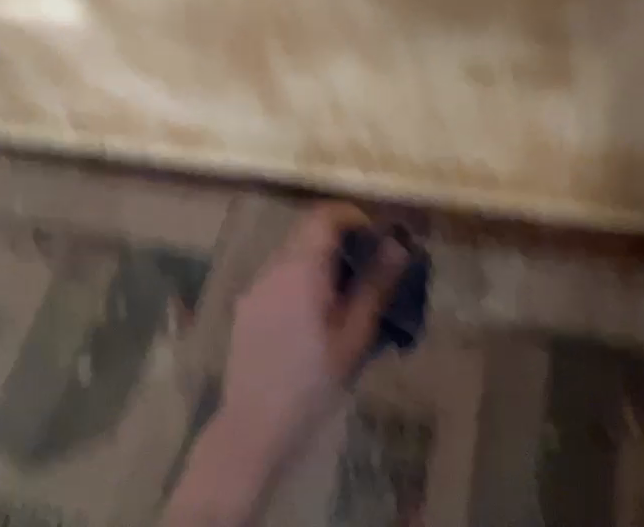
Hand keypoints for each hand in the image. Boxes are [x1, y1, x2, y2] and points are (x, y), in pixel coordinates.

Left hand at [218, 203, 409, 460]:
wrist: (254, 428)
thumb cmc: (312, 382)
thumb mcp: (354, 336)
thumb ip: (375, 285)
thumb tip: (397, 245)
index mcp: (300, 268)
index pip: (325, 215)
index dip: (354, 217)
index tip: (378, 240)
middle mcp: (273, 268)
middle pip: (307, 232)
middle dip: (341, 241)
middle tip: (369, 271)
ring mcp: (255, 289)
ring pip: (292, 255)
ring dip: (321, 262)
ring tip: (346, 299)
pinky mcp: (246, 310)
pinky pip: (279, 278)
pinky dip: (302, 281)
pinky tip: (315, 319)